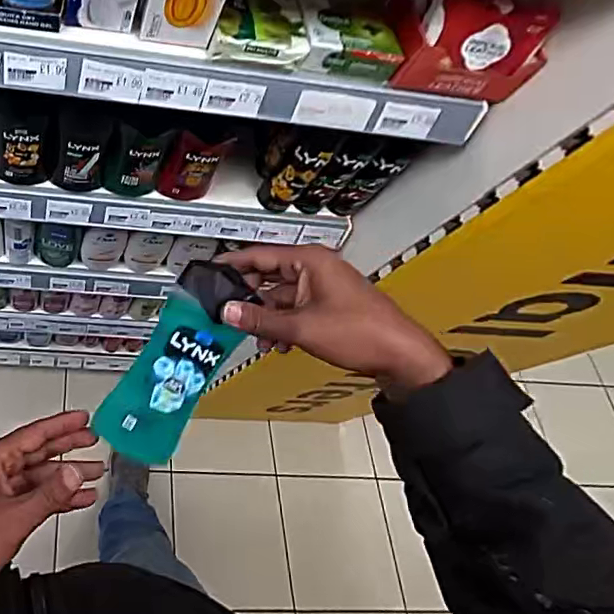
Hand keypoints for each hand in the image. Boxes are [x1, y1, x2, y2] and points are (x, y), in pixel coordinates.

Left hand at [0, 410, 105, 607]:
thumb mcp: (14, 517)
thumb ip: (49, 494)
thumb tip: (74, 473)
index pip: (35, 433)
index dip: (62, 425)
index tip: (82, 418)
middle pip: (40, 451)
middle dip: (68, 446)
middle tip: (92, 438)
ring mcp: (0, 490)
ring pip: (41, 475)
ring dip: (67, 475)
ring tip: (92, 472)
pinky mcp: (3, 510)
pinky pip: (36, 495)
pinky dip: (57, 496)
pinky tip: (76, 498)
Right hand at [215, 244, 450, 398]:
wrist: (402, 358)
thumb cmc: (363, 333)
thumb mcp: (300, 327)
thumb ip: (259, 319)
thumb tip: (229, 310)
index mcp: (311, 260)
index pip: (260, 254)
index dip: (233, 263)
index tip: (212, 269)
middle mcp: (317, 268)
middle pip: (269, 276)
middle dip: (249, 296)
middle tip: (226, 307)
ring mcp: (324, 288)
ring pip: (281, 297)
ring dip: (267, 316)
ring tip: (256, 336)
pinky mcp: (330, 306)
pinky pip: (296, 309)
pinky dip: (284, 324)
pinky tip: (278, 343)